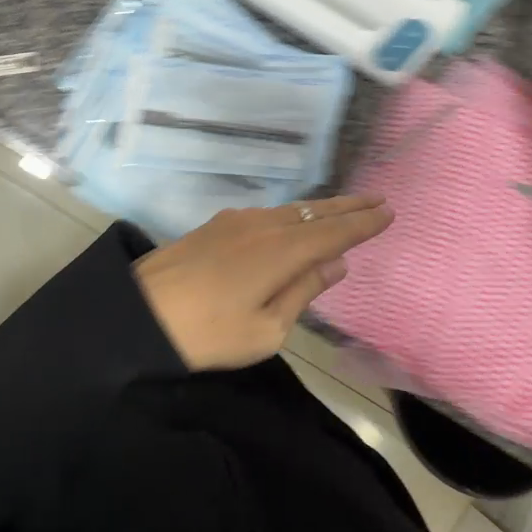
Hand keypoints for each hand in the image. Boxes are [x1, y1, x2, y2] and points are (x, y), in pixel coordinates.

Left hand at [134, 196, 393, 370]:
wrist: (141, 311)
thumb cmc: (209, 332)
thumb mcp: (266, 328)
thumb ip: (303, 290)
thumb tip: (336, 263)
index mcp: (280, 250)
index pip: (333, 231)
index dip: (362, 223)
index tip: (389, 211)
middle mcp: (261, 224)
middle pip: (313, 212)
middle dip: (347, 206)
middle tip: (377, 199)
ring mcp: (235, 220)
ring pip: (288, 210)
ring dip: (318, 209)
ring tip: (344, 210)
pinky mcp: (216, 225)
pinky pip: (267, 215)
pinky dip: (292, 216)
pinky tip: (295, 224)